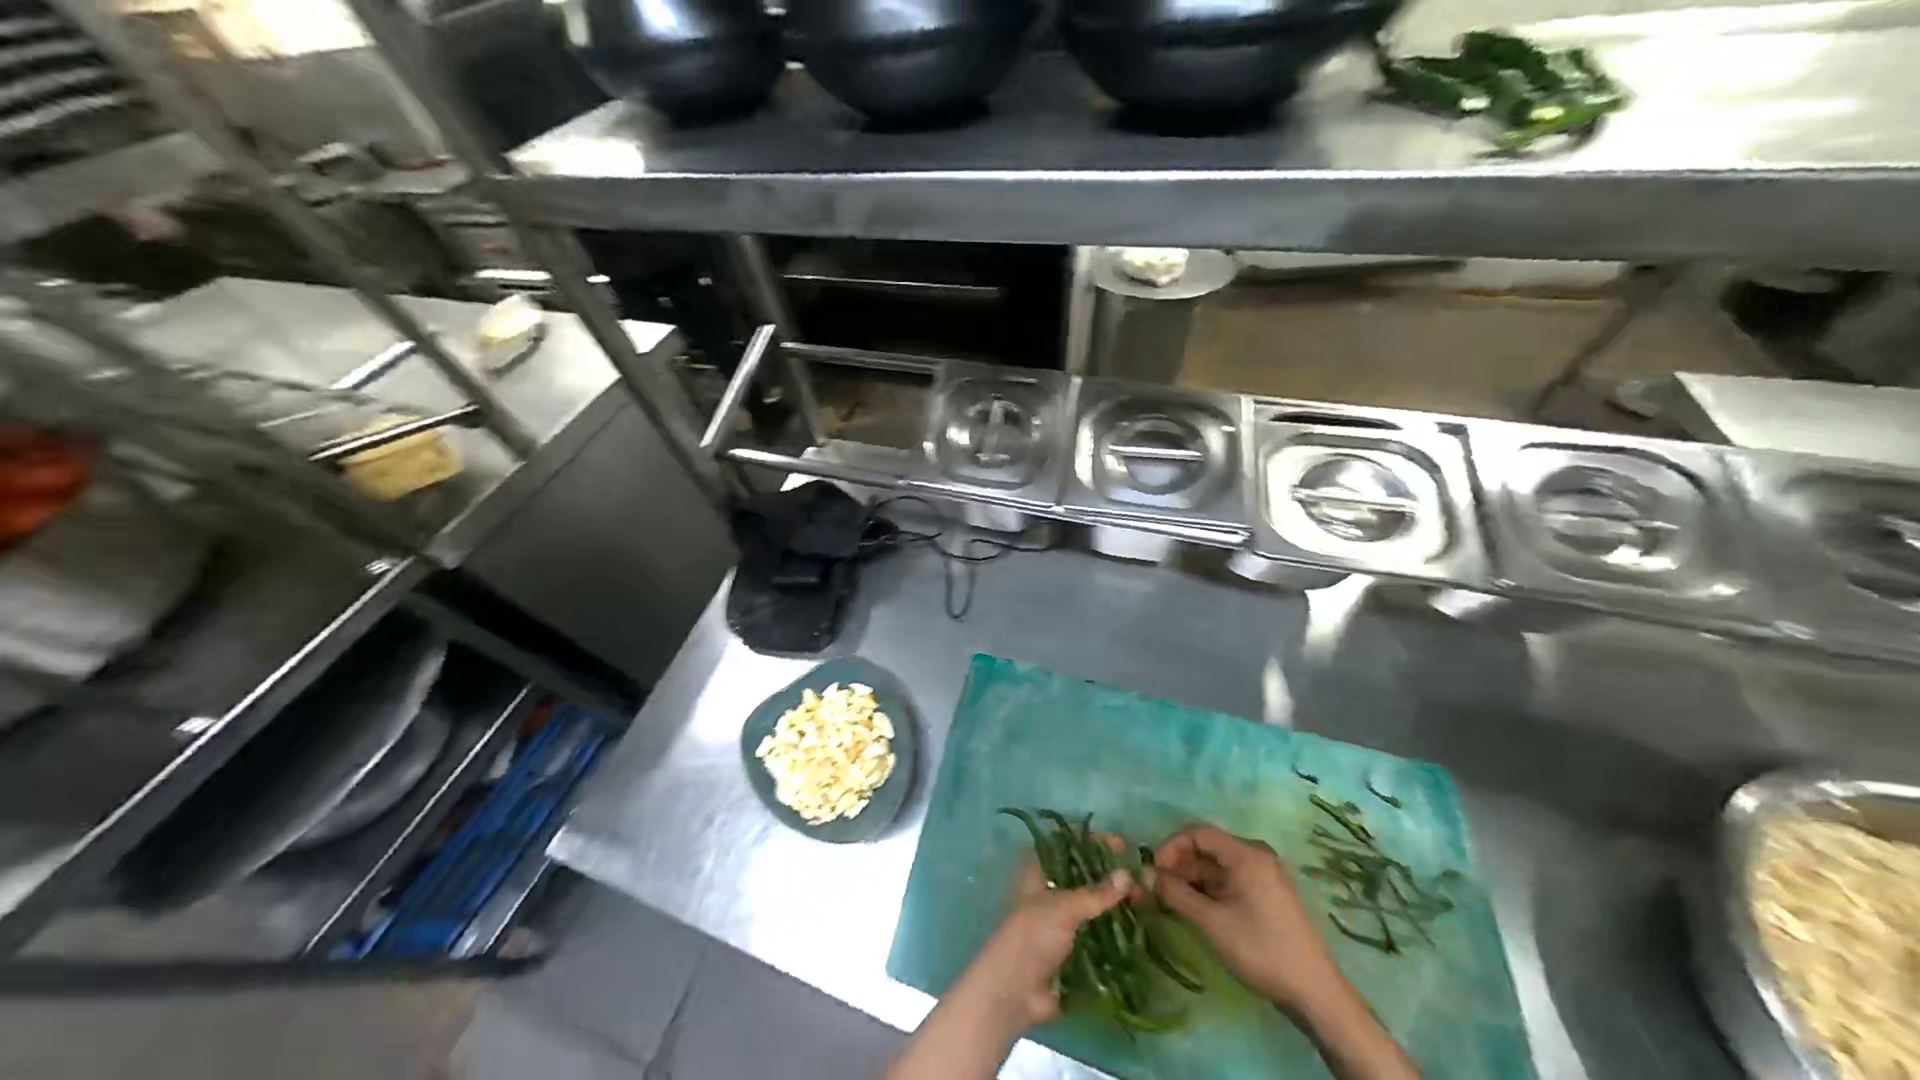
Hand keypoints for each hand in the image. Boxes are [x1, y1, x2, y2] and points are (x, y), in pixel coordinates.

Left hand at [882, 854, 1132, 1079]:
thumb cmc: (1032, 938)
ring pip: (1093, 904)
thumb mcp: (1063, 909)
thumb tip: (1127, 874)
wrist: (1014, 992)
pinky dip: (1115, 930)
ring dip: (1115, 904)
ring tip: (1145, 902)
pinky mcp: (1072, 948)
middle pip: (1083, 875)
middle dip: (1110, 876)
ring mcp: (1061, 921)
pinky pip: (1097, 933)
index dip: (1093, 842)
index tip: (1123, 846)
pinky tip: (1137, 928)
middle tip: (1140, 881)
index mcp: (1039, 872)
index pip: (1068, 845)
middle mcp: (1050, 892)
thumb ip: (1096, 893)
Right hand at [1152, 824, 1342, 1011]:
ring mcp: (1263, 875)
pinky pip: (1229, 880)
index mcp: (1246, 854)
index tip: (1153, 872)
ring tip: (1170, 901)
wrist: (1313, 992)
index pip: (1197, 833)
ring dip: (1191, 879)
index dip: (1170, 847)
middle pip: (1206, 848)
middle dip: (1178, 865)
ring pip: (1216, 866)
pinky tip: (1194, 908)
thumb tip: (1144, 874)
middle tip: (1157, 889)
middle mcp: (1255, 856)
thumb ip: (1175, 893)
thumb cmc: (1260, 949)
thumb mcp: (1212, 922)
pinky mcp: (1265, 894)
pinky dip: (1208, 890)